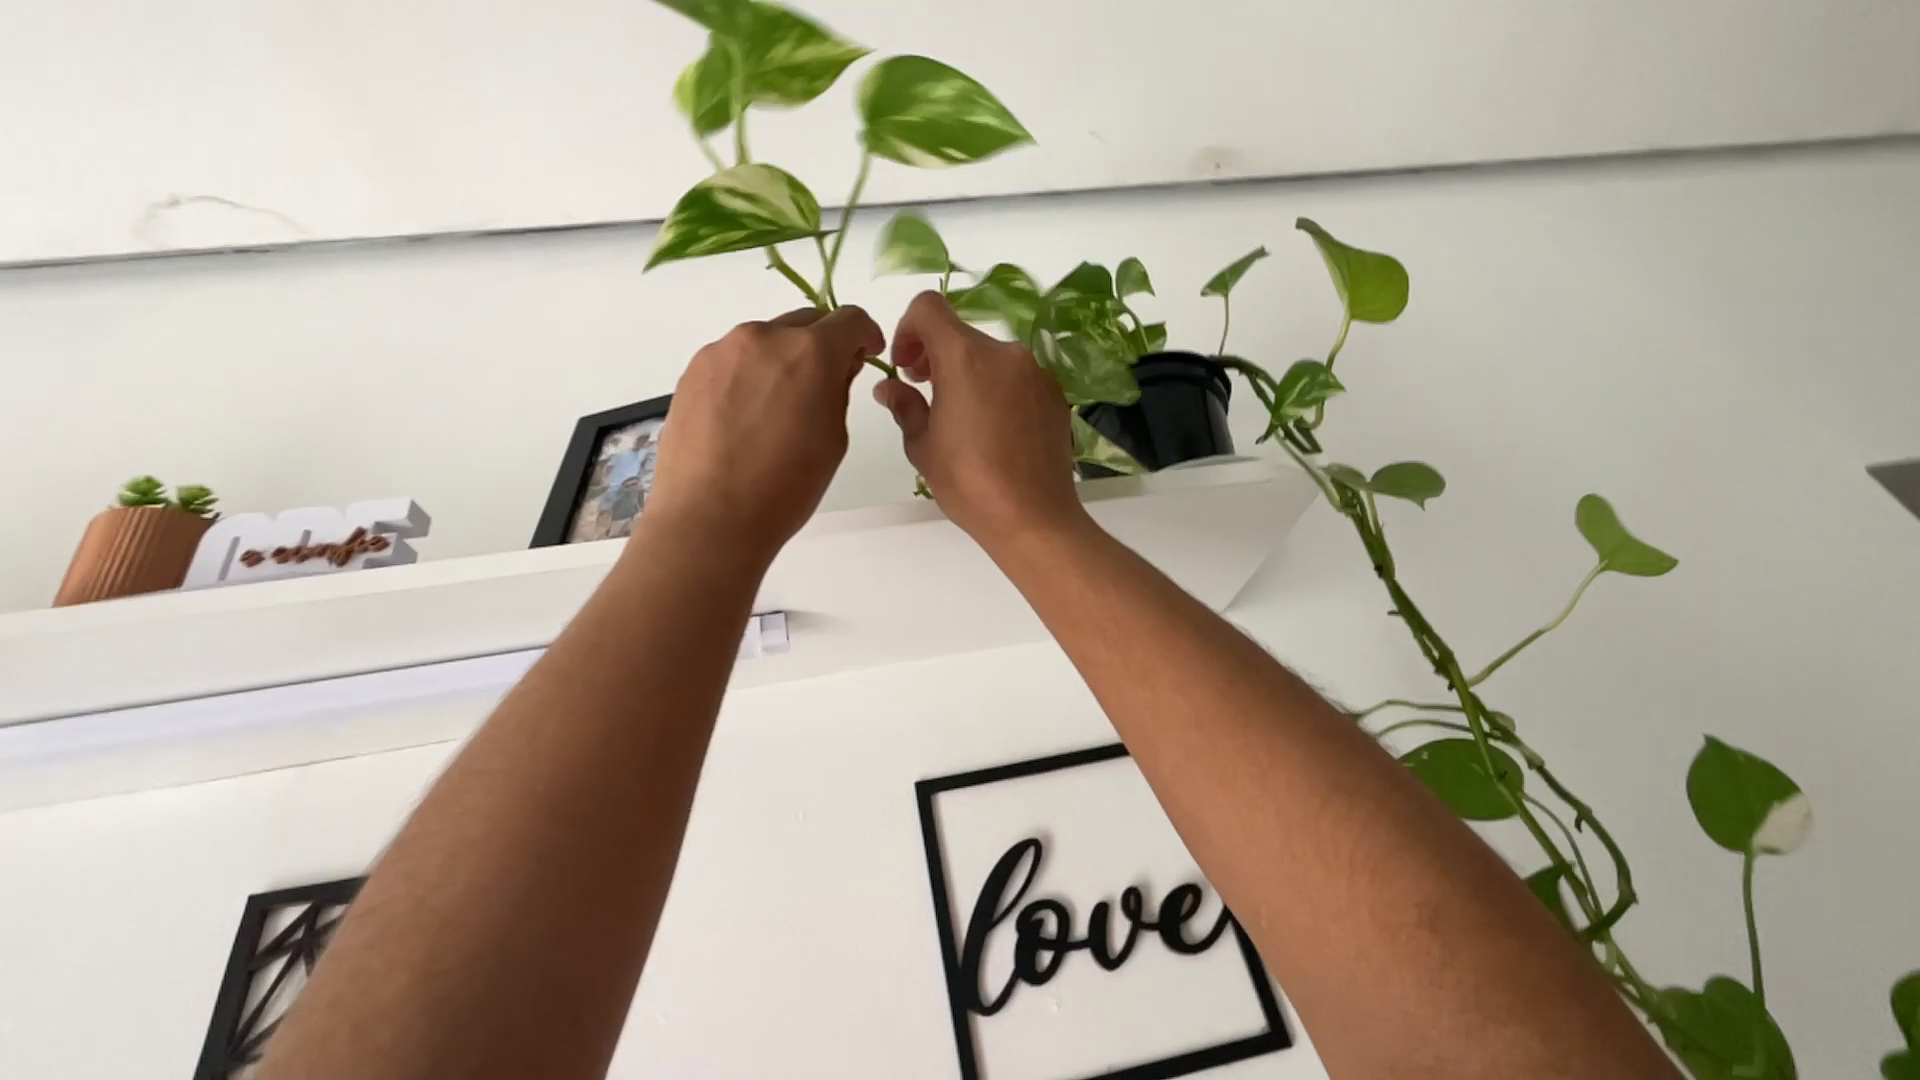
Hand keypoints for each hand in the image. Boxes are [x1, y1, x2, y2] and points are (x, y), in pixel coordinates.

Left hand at [647, 307, 885, 563]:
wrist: (710, 516)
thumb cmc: (785, 487)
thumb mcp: (834, 439)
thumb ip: (839, 391)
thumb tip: (835, 369)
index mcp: (810, 352)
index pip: (850, 319)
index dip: (865, 335)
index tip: (867, 353)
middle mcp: (764, 337)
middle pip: (805, 323)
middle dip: (822, 345)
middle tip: (824, 384)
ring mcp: (722, 351)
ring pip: (765, 341)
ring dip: (781, 360)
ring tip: (778, 406)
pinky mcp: (693, 371)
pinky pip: (733, 360)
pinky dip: (748, 375)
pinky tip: (745, 416)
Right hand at [873, 292, 1089, 547]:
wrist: (1032, 516)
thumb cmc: (969, 482)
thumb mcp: (922, 446)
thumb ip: (905, 406)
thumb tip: (890, 388)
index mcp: (965, 357)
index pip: (928, 308)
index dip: (908, 328)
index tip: (906, 366)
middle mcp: (1004, 354)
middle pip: (961, 335)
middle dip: (937, 356)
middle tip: (925, 392)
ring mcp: (1035, 373)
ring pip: (991, 359)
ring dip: (969, 375)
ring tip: (961, 419)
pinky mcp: (1054, 395)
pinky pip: (1017, 379)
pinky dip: (998, 391)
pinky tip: (994, 432)